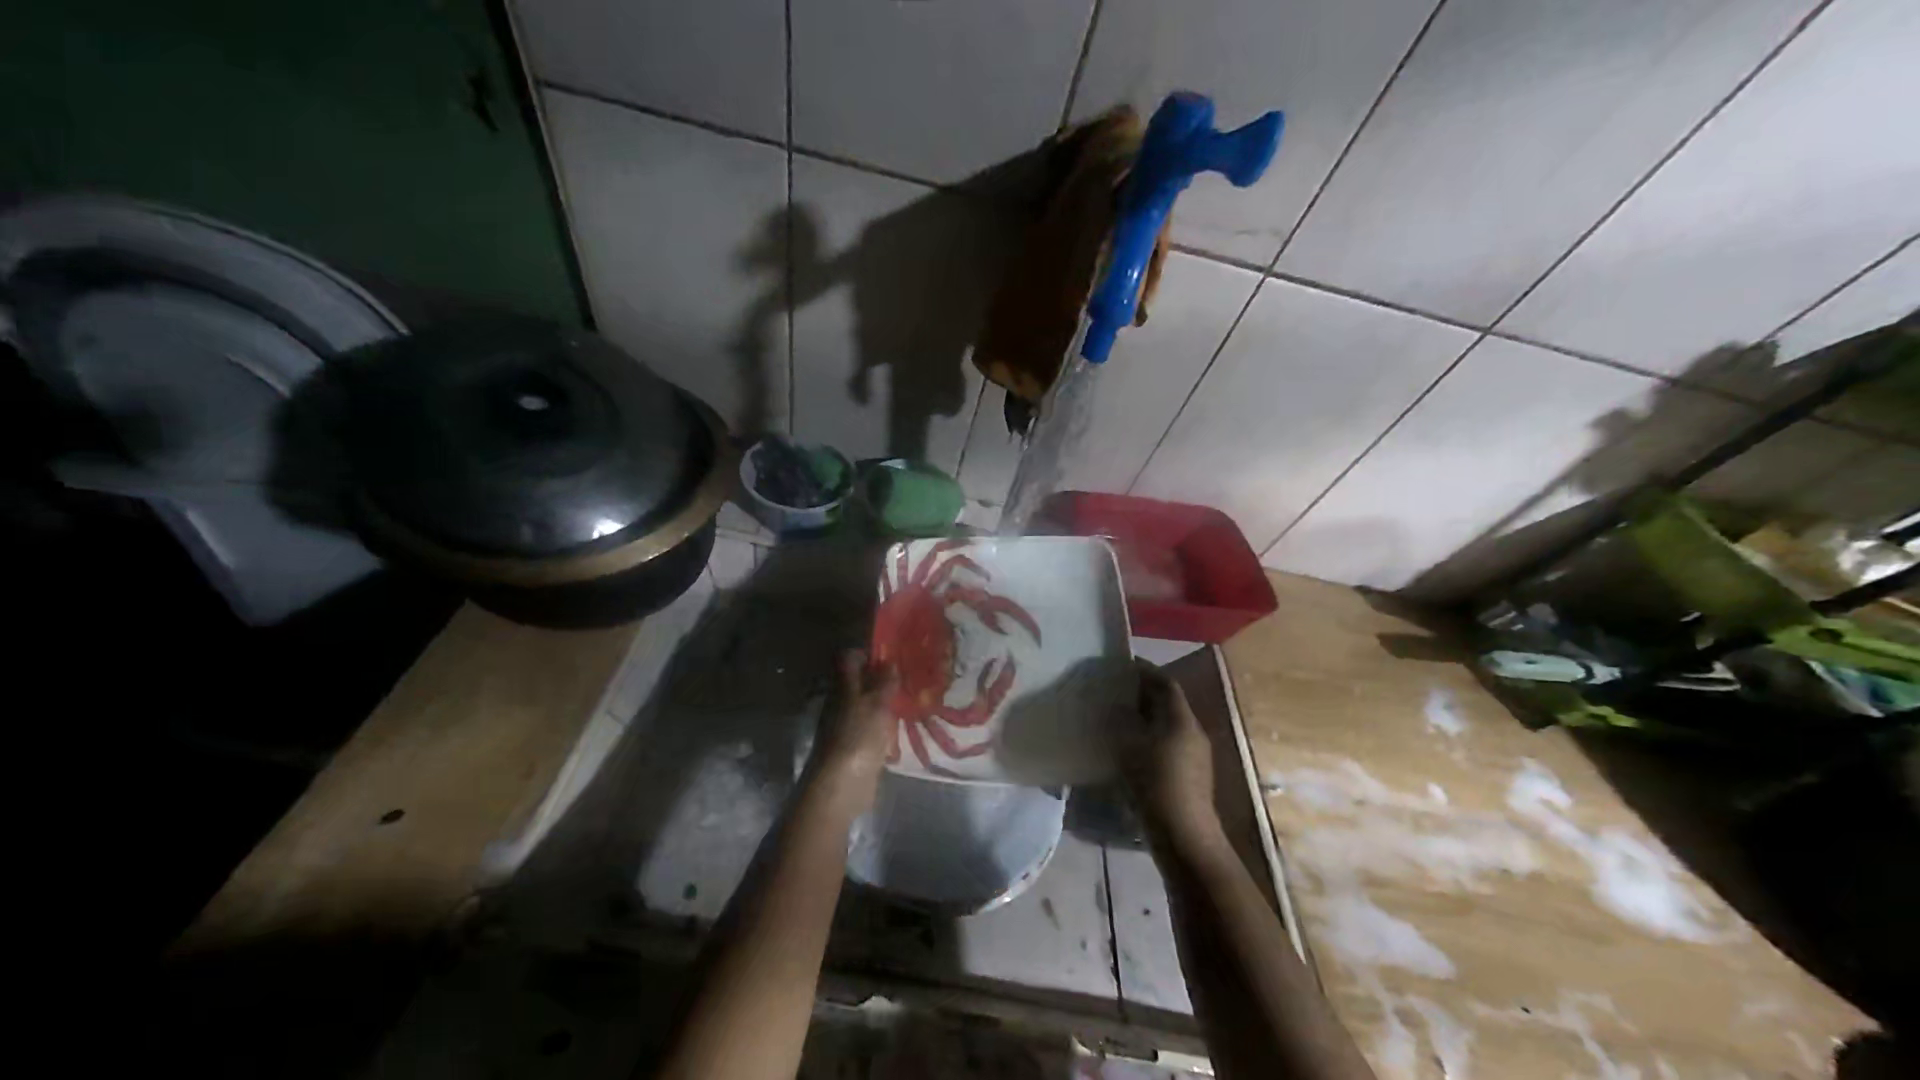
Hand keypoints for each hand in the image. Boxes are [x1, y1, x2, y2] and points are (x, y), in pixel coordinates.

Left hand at [812, 650, 898, 783]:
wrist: (842, 785)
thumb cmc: (857, 737)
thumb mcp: (875, 705)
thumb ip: (883, 683)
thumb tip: (889, 661)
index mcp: (843, 688)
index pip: (850, 660)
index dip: (867, 653)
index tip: (891, 651)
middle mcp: (843, 703)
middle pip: (860, 682)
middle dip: (882, 676)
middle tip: (909, 672)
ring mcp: (850, 725)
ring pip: (869, 704)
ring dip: (887, 700)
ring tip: (914, 694)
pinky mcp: (859, 746)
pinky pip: (875, 726)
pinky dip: (887, 722)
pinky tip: (905, 723)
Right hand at [1118, 661, 1222, 849]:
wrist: (1184, 836)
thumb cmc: (1155, 784)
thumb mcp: (1129, 746)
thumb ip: (1121, 720)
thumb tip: (1116, 706)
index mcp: (1181, 719)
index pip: (1165, 682)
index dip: (1145, 670)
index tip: (1122, 665)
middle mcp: (1192, 732)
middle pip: (1168, 703)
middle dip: (1143, 693)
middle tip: (1115, 690)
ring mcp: (1195, 756)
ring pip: (1168, 725)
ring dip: (1145, 717)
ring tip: (1117, 717)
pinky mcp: (1190, 776)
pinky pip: (1168, 745)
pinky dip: (1149, 738)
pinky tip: (1129, 749)